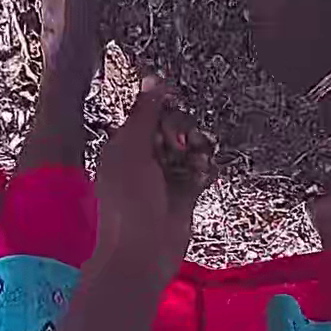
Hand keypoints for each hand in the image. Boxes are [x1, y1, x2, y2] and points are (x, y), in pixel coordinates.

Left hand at [90, 77, 213, 287]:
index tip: (168, 116)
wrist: (142, 252)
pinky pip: (202, 169)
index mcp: (124, 144)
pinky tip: (203, 171)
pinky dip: (205, 167)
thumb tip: (153, 78)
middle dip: (181, 129)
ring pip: (190, 146)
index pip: (149, 113)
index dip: (162, 110)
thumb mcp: (131, 149)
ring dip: (197, 147)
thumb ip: (144, 113)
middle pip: (173, 126)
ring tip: (194, 159)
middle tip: (178, 145)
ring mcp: (166, 175)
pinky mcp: (186, 192)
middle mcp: (146, 156)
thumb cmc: (128, 201)